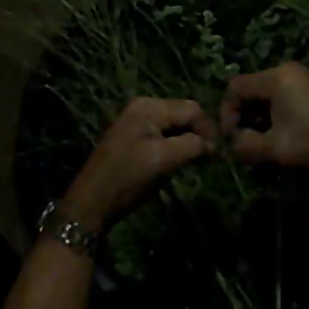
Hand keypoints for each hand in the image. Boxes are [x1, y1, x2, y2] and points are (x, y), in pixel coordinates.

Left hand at [62, 98, 215, 227]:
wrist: (92, 202)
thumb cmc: (127, 178)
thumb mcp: (163, 160)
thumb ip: (191, 146)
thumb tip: (213, 145)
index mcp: (149, 106)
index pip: (192, 108)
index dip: (208, 129)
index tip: (216, 155)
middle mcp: (143, 106)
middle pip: (183, 114)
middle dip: (197, 134)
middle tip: (207, 160)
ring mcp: (136, 121)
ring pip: (175, 125)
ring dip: (187, 141)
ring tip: (194, 162)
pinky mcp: (134, 136)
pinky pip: (163, 134)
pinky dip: (174, 145)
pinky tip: (176, 162)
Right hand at [221, 62, 308, 169]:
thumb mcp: (275, 149)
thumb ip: (246, 145)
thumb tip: (234, 143)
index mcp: (275, 77)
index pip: (234, 88)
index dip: (226, 113)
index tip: (231, 139)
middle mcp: (287, 70)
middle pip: (250, 88)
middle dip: (243, 116)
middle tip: (246, 141)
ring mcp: (303, 77)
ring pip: (266, 93)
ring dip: (259, 117)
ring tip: (264, 141)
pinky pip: (282, 95)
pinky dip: (275, 113)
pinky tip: (284, 135)